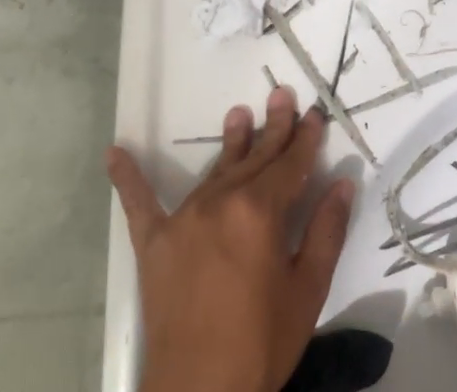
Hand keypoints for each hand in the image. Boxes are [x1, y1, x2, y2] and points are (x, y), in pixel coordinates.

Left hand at [108, 86, 354, 391]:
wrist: (199, 390)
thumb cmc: (262, 342)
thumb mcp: (307, 289)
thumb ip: (325, 231)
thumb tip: (341, 184)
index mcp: (259, 213)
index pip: (290, 165)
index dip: (305, 139)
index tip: (315, 114)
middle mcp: (219, 203)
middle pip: (254, 159)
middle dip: (273, 129)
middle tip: (282, 95)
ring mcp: (182, 221)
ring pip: (214, 172)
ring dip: (231, 143)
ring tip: (239, 114)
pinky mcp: (154, 244)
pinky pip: (139, 204)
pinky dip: (127, 178)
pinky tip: (115, 152)